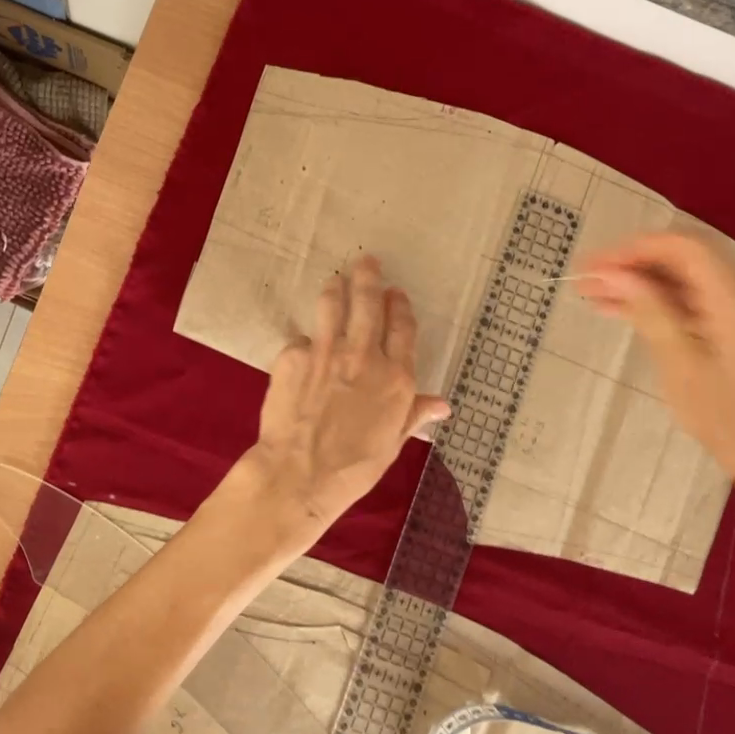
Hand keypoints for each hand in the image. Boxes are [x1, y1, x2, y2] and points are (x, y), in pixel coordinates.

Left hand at [210, 256, 450, 553]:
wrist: (300, 473)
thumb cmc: (353, 468)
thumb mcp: (393, 444)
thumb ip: (412, 414)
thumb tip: (442, 405)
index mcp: (396, 378)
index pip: (402, 328)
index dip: (400, 307)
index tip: (396, 293)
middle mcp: (363, 357)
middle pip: (368, 304)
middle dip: (369, 277)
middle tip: (366, 260)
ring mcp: (325, 352)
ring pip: (332, 306)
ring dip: (336, 289)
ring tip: (335, 280)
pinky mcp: (292, 356)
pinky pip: (301, 341)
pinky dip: (304, 344)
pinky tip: (302, 351)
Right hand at [579, 232, 734, 516]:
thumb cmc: (729, 419)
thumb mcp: (680, 364)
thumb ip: (649, 310)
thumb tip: (613, 273)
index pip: (683, 246)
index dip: (633, 250)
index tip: (593, 268)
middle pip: (688, 260)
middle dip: (634, 268)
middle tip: (587, 285)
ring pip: (693, 280)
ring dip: (647, 286)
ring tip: (599, 301)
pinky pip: (706, 300)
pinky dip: (669, 303)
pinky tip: (634, 316)